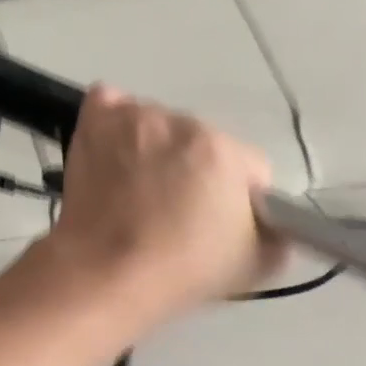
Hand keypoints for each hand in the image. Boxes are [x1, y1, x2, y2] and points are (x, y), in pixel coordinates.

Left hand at [38, 85, 286, 326]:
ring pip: (156, 122)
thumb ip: (274, 227)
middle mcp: (174, 121)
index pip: (250, 164)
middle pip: (200, 139)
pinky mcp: (92, 119)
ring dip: (156, 142)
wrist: (109, 260)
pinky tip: (116, 145)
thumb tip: (267, 215)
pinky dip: (115, 118)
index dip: (243, 193)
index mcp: (222, 150)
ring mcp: (128, 116)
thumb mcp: (261, 258)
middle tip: (179, 199)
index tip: (225, 215)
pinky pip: (110, 101)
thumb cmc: (186, 263)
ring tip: (142, 178)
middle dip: (197, 164)